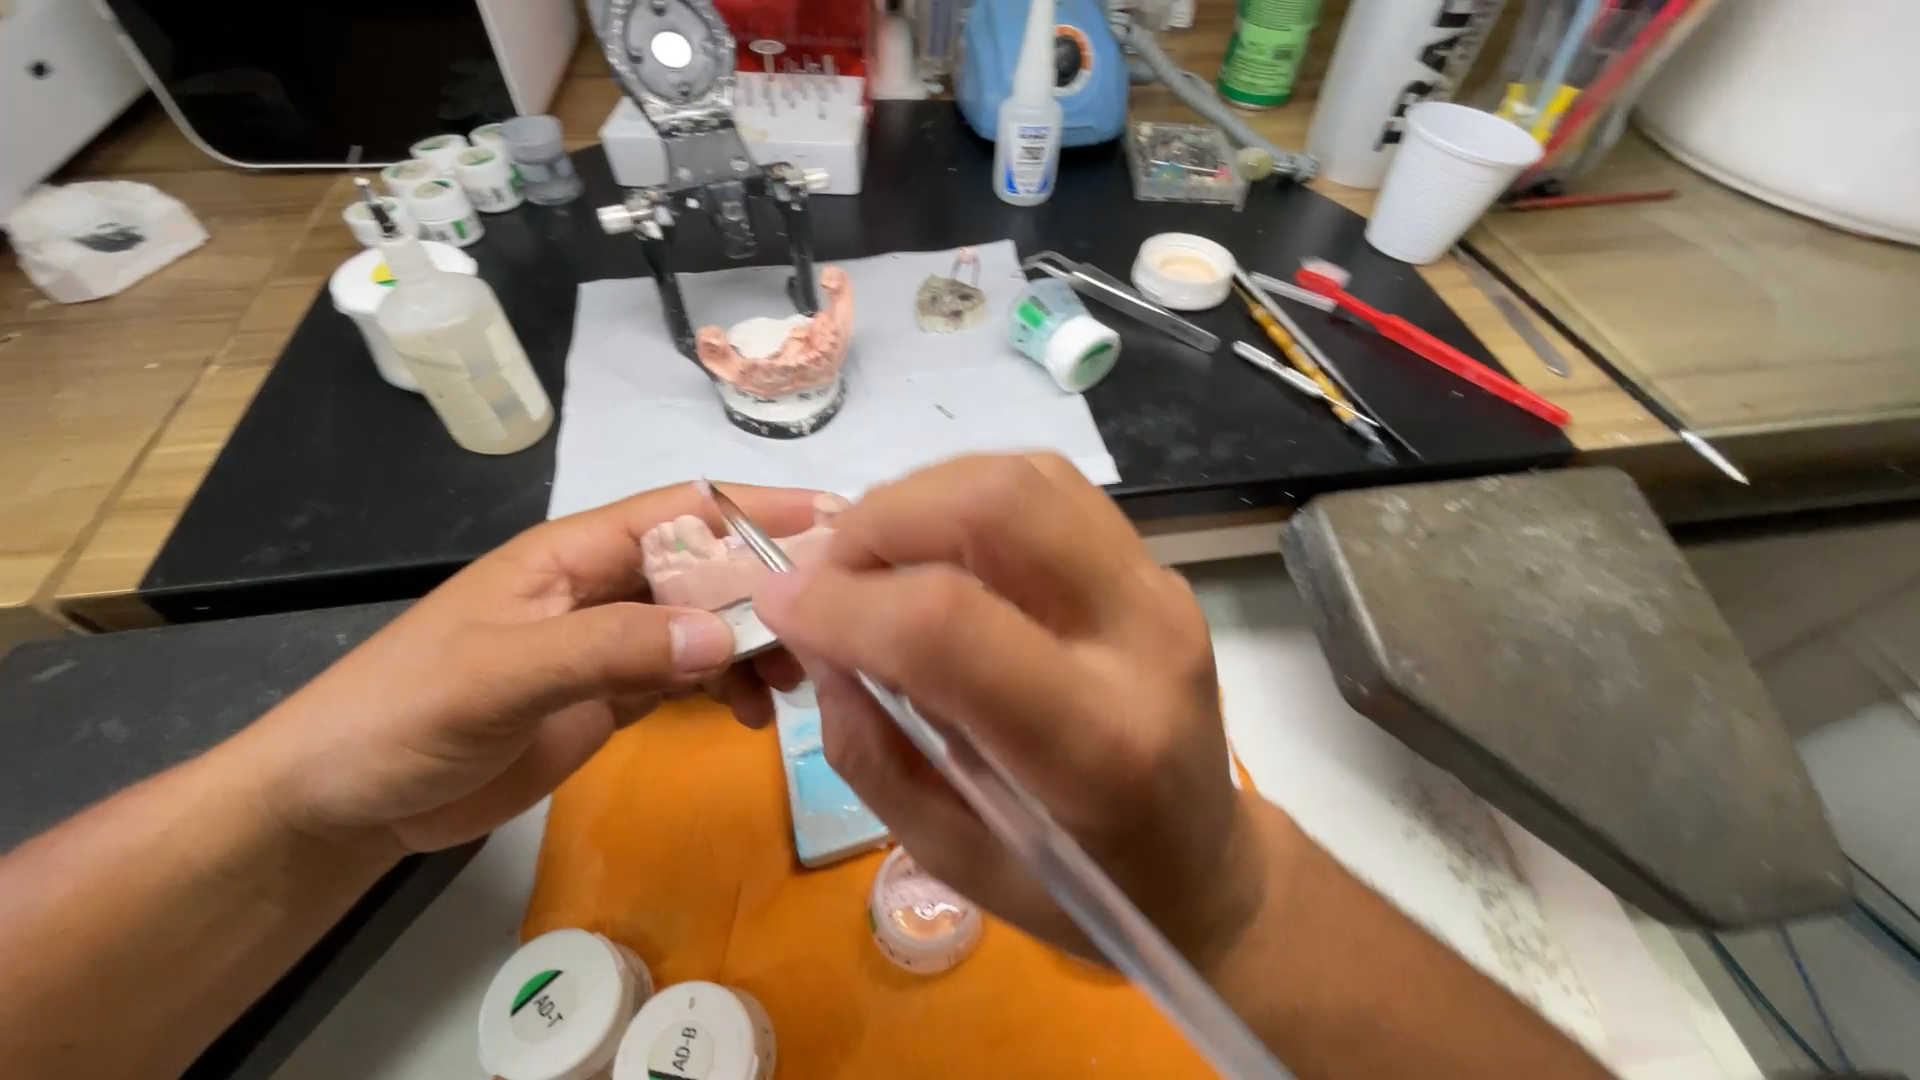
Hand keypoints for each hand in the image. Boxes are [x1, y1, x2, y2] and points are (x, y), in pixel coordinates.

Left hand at [240, 482, 821, 854]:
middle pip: (712, 568)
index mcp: (578, 553)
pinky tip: (752, 714)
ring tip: (797, 681)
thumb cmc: (403, 714)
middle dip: (774, 590)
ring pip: (710, 625)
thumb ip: (611, 648)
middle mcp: (607, 586)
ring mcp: (614, 642)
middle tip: (832, 624)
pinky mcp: (616, 693)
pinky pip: (692, 676)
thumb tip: (725, 636)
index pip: (686, 510)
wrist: (342, 802)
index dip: (760, 509)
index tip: (833, 522)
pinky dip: (730, 687)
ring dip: (758, 645)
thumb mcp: (500, 675)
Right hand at [751, 455, 1270, 970]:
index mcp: (1095, 744)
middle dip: (881, 522)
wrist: (1206, 867)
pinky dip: (966, 497)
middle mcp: (1142, 639)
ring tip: (875, 558)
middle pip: (999, 507)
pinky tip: (936, 547)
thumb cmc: (1080, 890)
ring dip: (921, 498)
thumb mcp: (951, 855)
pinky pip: (1048, 487)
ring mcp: (1158, 587)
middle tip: (830, 574)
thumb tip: (819, 634)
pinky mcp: (1154, 566)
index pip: (950, 626)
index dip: (844, 603)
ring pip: (1023, 477)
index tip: (781, 606)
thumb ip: (870, 745)